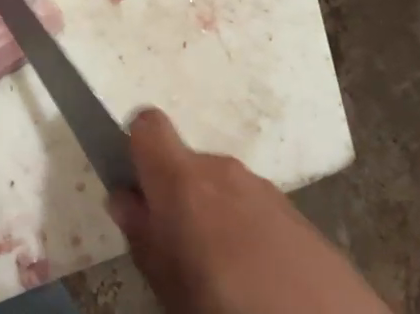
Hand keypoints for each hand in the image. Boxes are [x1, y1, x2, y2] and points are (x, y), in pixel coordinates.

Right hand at [108, 110, 389, 313]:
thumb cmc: (225, 302)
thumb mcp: (165, 280)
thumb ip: (141, 233)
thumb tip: (124, 197)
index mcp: (183, 178)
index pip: (147, 124)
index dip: (136, 146)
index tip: (136, 182)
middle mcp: (222, 169)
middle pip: (186, 164)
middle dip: (176, 195)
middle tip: (177, 247)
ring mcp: (263, 187)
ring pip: (221, 188)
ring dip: (213, 215)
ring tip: (220, 269)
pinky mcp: (295, 211)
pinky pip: (253, 207)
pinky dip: (246, 230)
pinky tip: (256, 275)